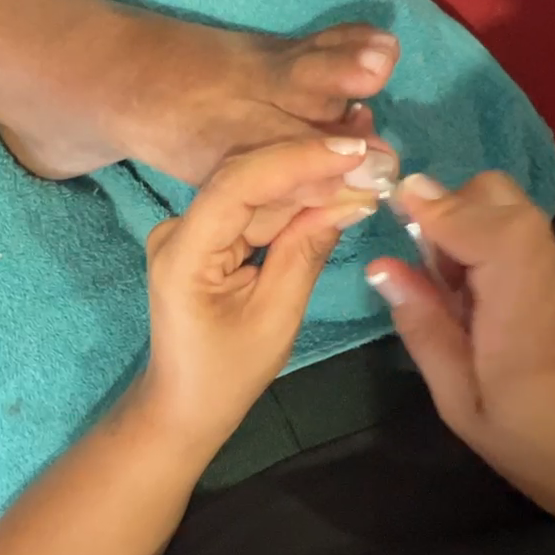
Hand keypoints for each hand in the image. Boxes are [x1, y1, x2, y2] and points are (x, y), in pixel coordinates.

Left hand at [138, 138, 383, 445]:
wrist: (186, 402)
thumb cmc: (228, 373)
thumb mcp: (276, 316)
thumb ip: (306, 250)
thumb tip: (350, 197)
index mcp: (183, 252)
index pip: (238, 185)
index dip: (297, 162)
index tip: (353, 152)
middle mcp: (178, 228)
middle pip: (248, 180)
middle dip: (313, 166)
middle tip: (376, 154)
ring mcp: (189, 228)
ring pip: (256, 190)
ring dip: (311, 178)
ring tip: (367, 162)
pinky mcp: (206, 234)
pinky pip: (254, 209)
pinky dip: (295, 200)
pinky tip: (337, 182)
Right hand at [365, 172, 554, 528]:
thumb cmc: (536, 446)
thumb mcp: (460, 404)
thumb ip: (425, 330)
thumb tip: (382, 268)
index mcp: (530, 320)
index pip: (499, 232)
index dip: (447, 208)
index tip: (398, 201)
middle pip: (506, 201)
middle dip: (452, 208)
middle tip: (424, 261)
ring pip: (515, 216)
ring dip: (471, 230)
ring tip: (455, 292)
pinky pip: (529, 241)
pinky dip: (495, 250)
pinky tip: (488, 302)